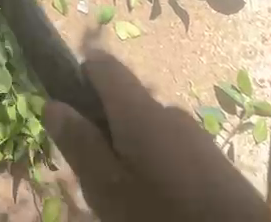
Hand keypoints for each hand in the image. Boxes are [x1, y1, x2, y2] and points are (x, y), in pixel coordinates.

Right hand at [44, 52, 270, 220]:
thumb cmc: (165, 219)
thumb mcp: (109, 189)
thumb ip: (79, 143)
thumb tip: (53, 103)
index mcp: (138, 110)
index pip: (102, 65)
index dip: (79, 79)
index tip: (71, 118)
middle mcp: (168, 112)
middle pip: (123, 104)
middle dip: (104, 132)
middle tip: (98, 181)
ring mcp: (197, 139)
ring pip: (148, 134)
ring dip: (132, 157)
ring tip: (130, 205)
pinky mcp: (217, 168)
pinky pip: (173, 155)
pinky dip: (159, 173)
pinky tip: (161, 211)